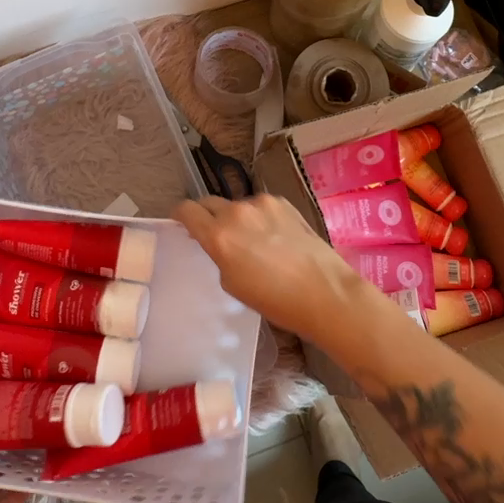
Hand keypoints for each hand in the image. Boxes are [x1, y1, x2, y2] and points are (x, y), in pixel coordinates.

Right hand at [173, 194, 373, 344]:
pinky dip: (258, 218)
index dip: (179, 215)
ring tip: (251, 242)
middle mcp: (237, 211)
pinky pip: (260, 207)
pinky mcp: (284, 203)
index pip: (187, 210)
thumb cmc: (274, 300)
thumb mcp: (232, 284)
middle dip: (206, 216)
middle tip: (213, 235)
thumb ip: (219, 255)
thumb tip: (220, 242)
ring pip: (237, 206)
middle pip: (209, 203)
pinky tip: (273, 238)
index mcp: (219, 235)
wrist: (323, 291)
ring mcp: (262, 204)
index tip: (180, 222)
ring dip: (236, 218)